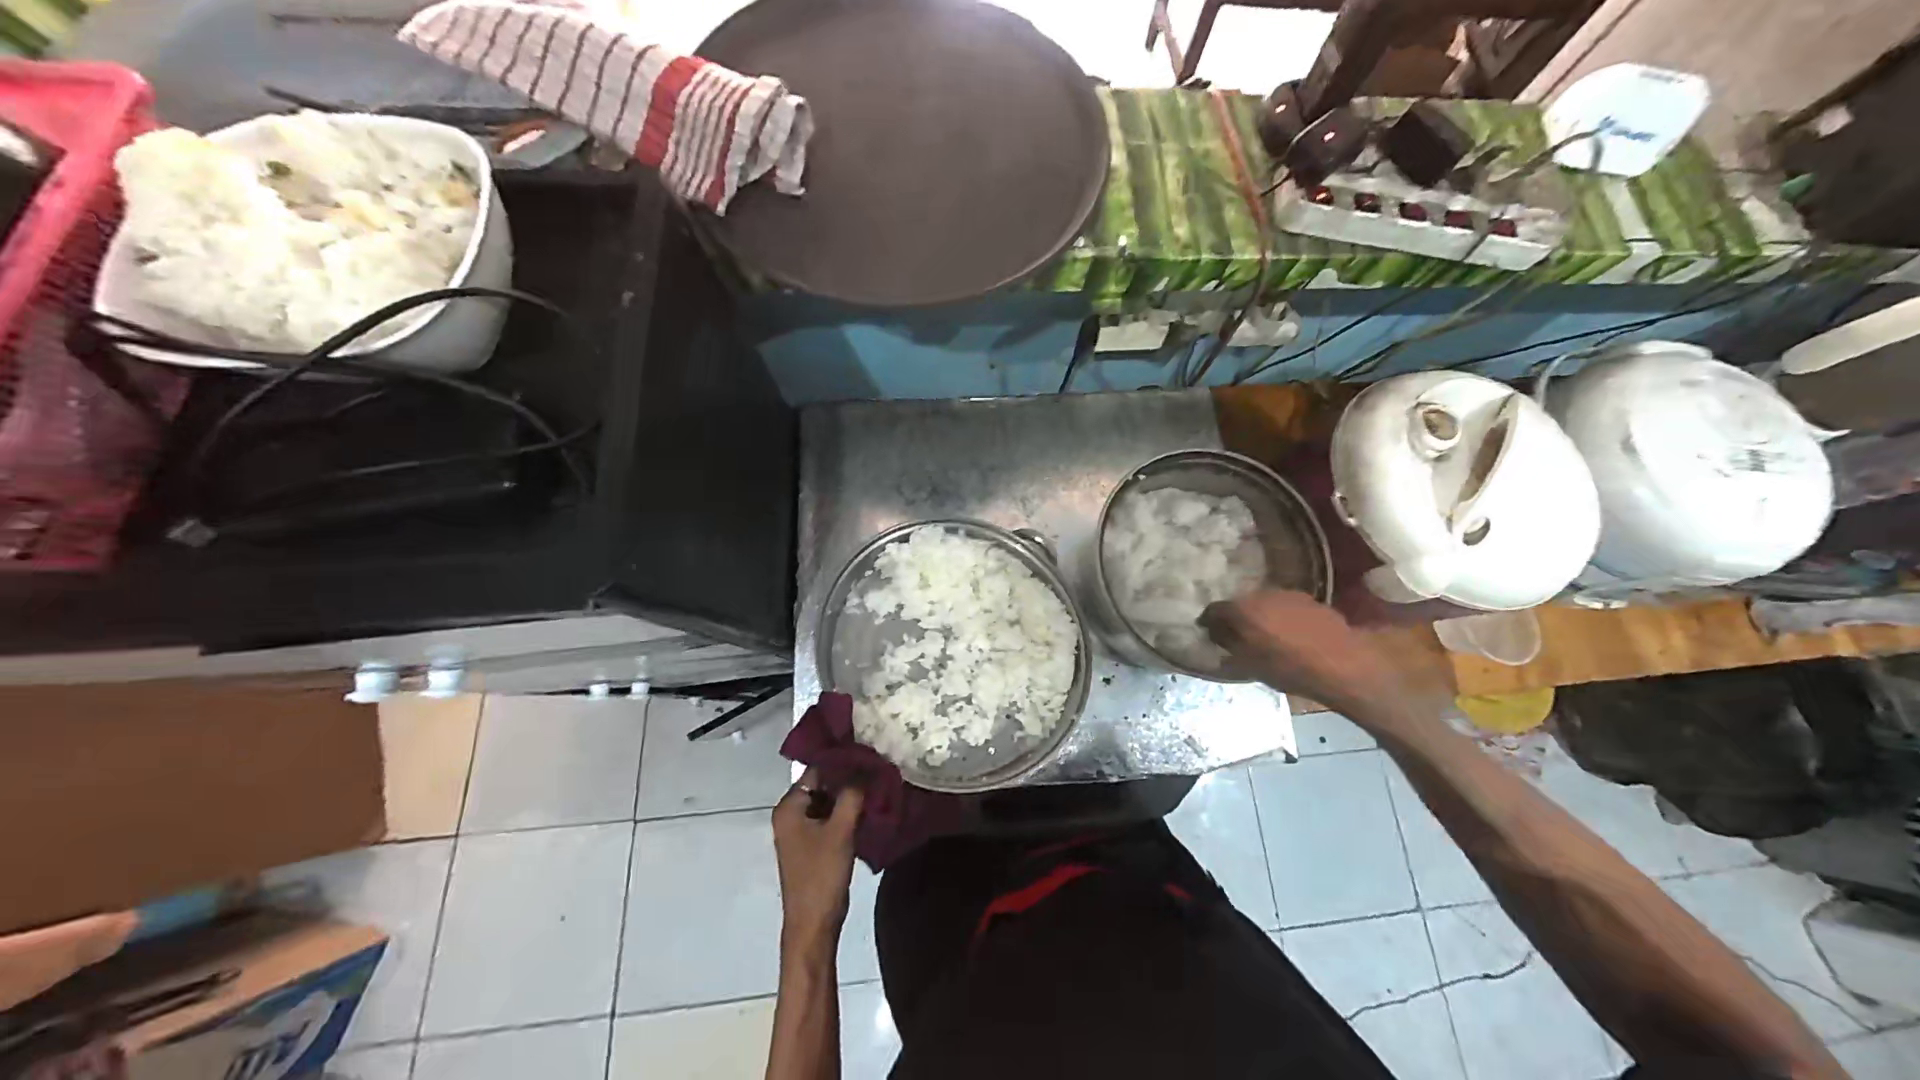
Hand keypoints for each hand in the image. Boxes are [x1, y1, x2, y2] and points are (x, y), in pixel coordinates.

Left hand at [771, 767, 864, 951]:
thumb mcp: (840, 830)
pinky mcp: (812, 844)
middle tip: (878, 768)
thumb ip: (852, 795)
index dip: (842, 761)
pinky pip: (829, 818)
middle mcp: (790, 814)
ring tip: (878, 784)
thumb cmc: (822, 874)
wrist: (813, 924)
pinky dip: (846, 812)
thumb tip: (865, 767)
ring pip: (828, 802)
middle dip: (848, 778)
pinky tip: (869, 808)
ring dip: (849, 796)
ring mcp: (800, 831)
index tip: (869, 753)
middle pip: (822, 784)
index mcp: (789, 807)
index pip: (816, 769)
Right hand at [1201, 590, 1403, 718]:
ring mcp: (1287, 595)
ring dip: (1260, 615)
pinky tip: (1287, 633)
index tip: (1208, 632)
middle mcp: (1261, 595)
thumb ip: (1228, 644)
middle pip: (1240, 603)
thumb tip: (1214, 632)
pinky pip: (1284, 606)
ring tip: (1264, 634)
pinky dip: (1280, 616)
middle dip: (1236, 616)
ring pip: (1264, 603)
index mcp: (1241, 609)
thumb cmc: (1289, 668)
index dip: (1209, 621)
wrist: (1343, 663)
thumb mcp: (1248, 664)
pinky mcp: (1309, 600)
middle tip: (1236, 634)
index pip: (1214, 609)